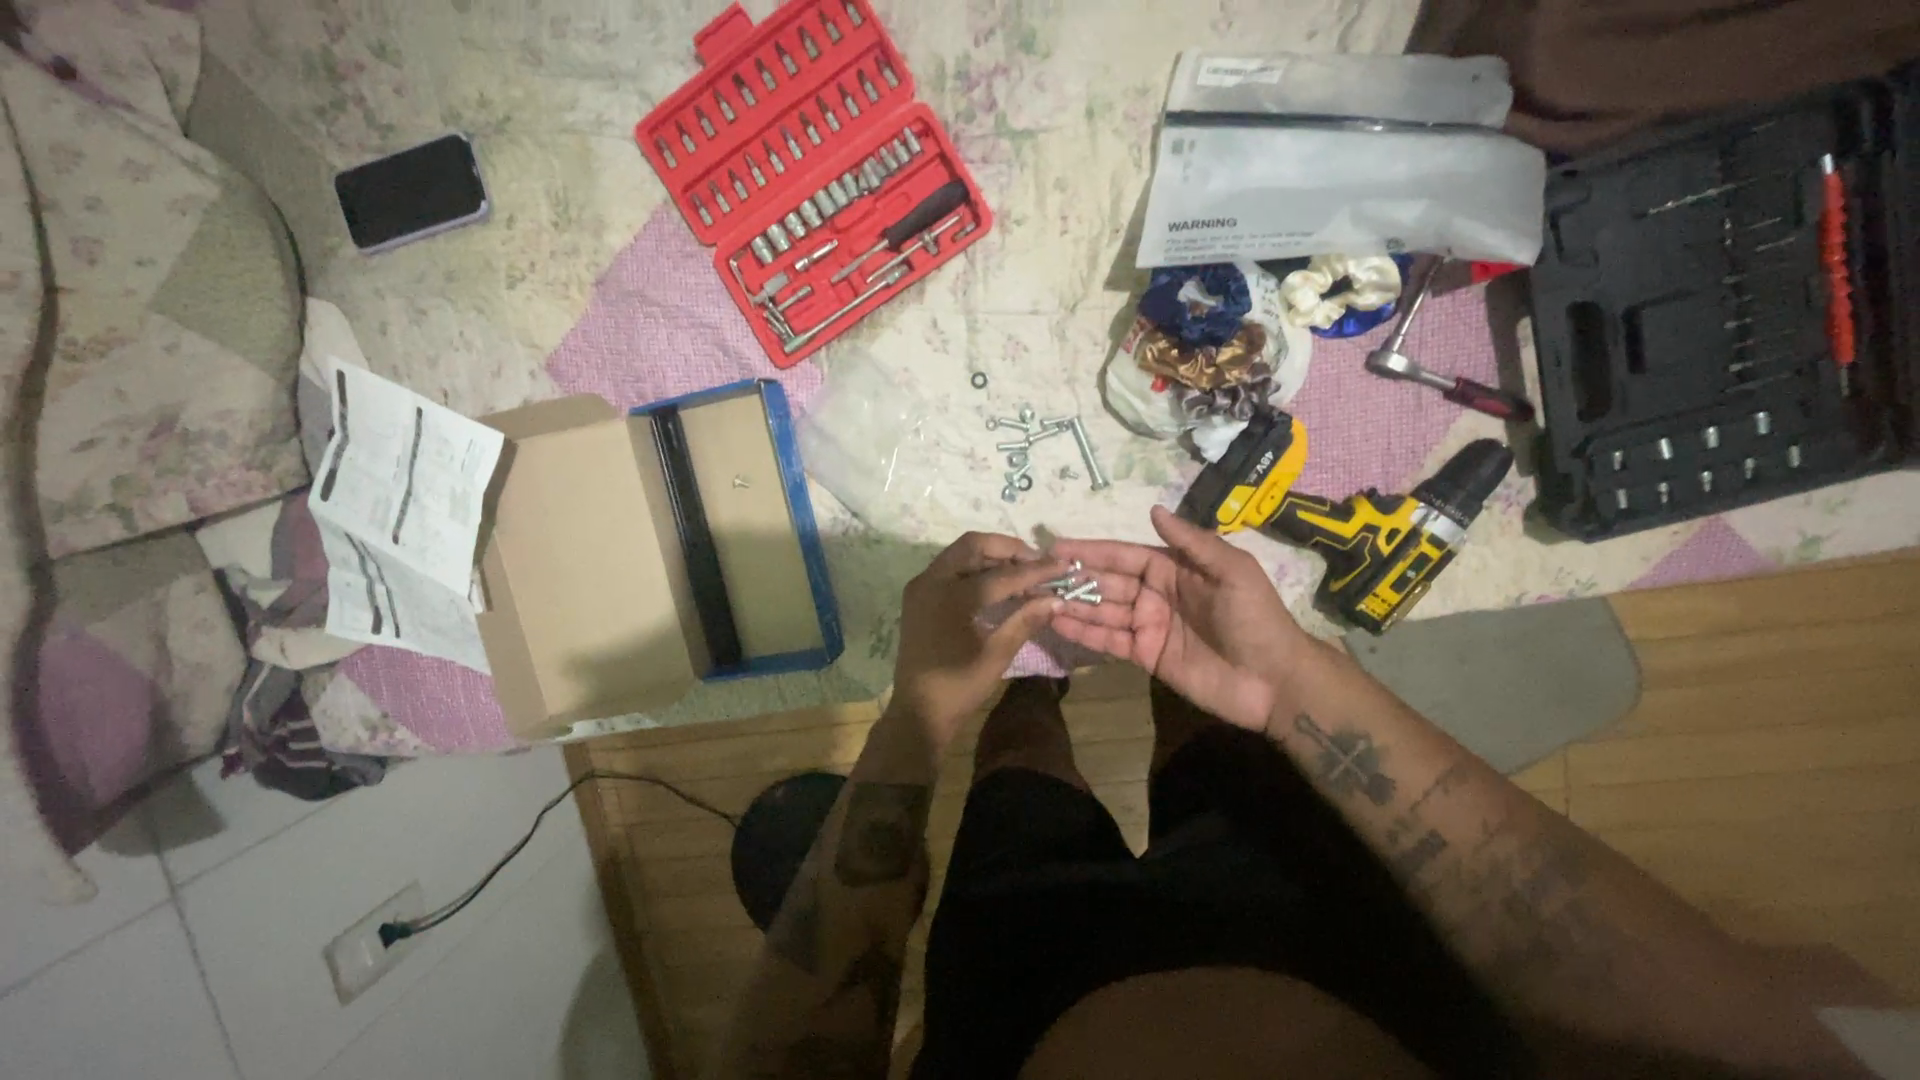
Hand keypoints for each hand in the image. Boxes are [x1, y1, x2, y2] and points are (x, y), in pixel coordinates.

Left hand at [889, 532, 1067, 748]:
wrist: (918, 712)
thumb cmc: (957, 687)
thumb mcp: (996, 654)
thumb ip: (1025, 621)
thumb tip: (1056, 599)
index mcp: (950, 597)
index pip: (1001, 575)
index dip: (1034, 571)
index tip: (1061, 567)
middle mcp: (931, 582)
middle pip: (973, 546)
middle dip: (1008, 550)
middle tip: (1036, 563)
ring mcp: (921, 588)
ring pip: (960, 555)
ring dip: (991, 558)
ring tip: (1022, 572)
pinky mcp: (919, 597)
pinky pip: (950, 570)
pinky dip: (975, 570)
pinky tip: (999, 585)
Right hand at [1050, 506, 1311, 729]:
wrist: (1274, 680)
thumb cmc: (1256, 618)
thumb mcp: (1232, 570)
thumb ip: (1192, 542)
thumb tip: (1153, 510)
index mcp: (1174, 569)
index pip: (1124, 556)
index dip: (1092, 551)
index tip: (1058, 546)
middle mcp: (1156, 594)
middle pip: (1107, 582)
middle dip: (1074, 577)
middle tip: (1035, 574)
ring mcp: (1149, 626)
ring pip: (1103, 611)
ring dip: (1072, 604)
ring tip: (1037, 599)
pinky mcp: (1146, 656)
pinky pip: (1109, 641)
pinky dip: (1084, 633)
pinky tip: (1057, 623)